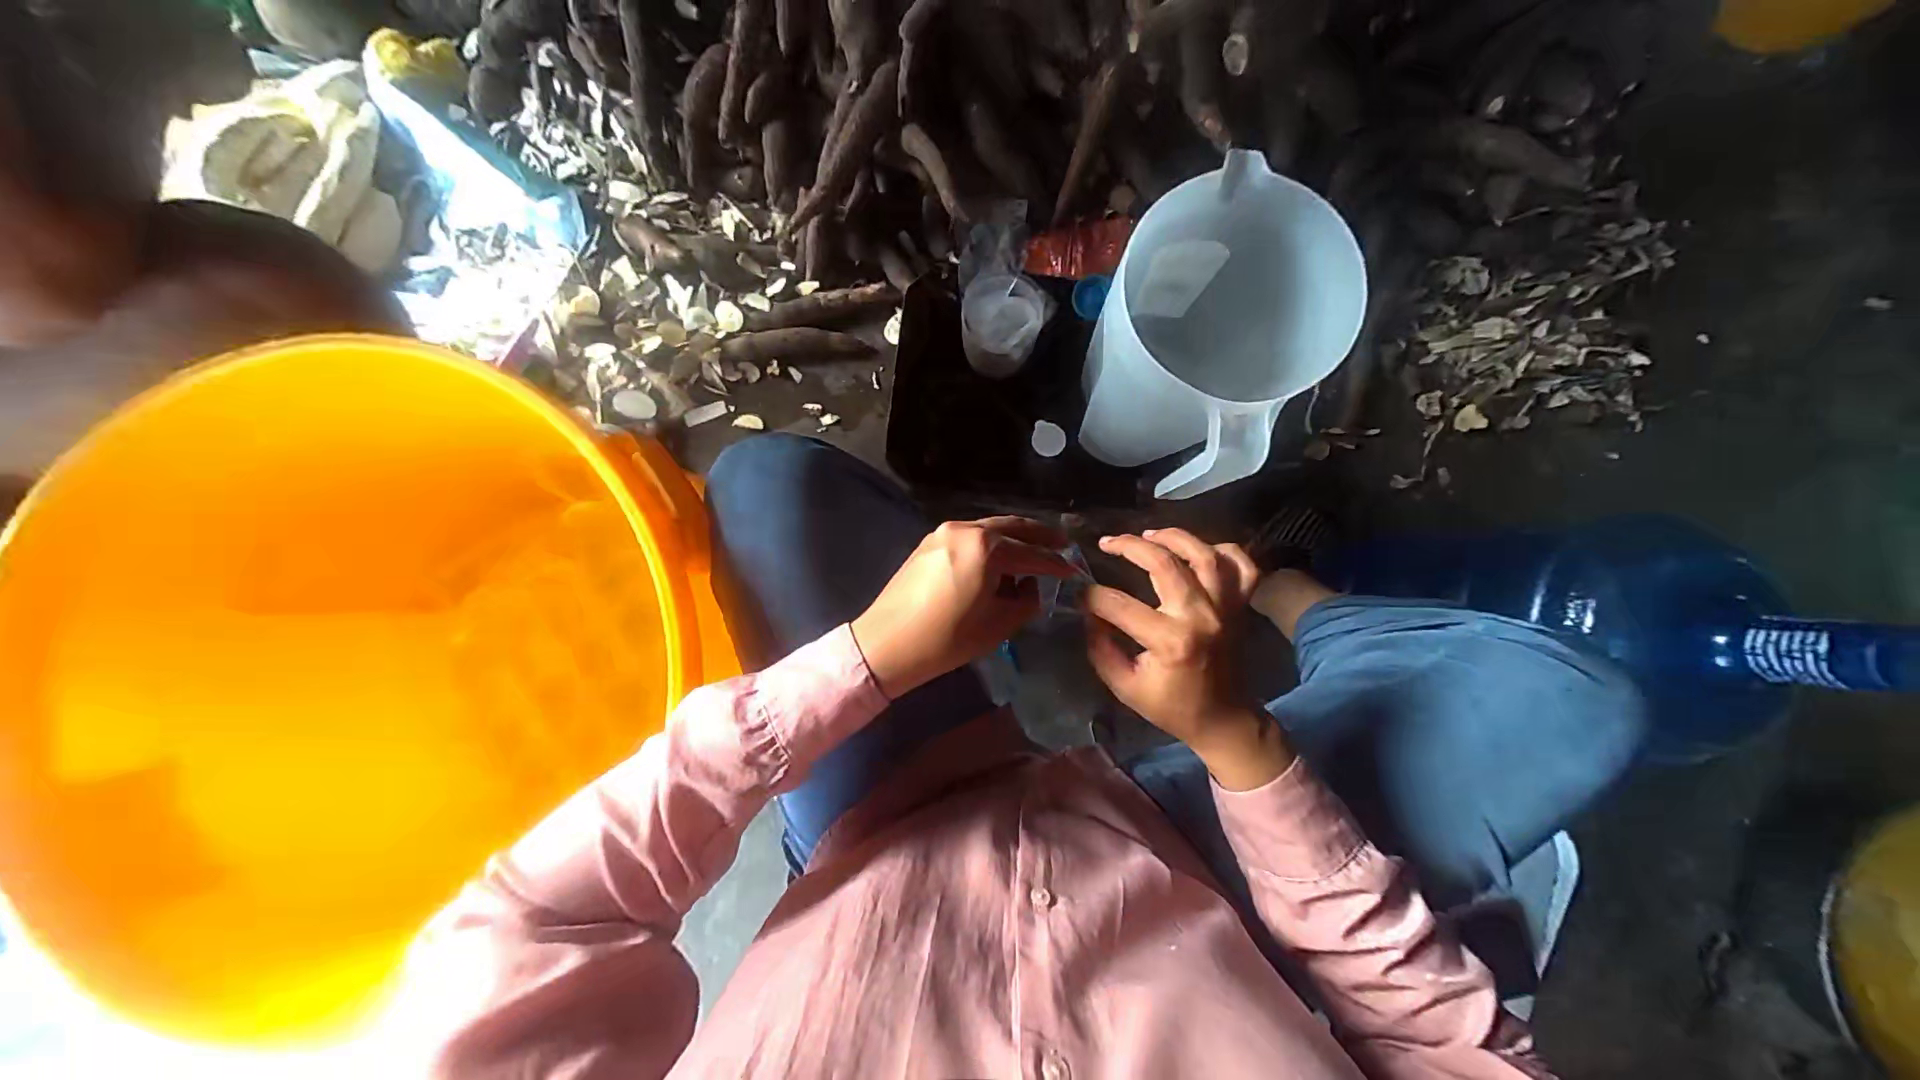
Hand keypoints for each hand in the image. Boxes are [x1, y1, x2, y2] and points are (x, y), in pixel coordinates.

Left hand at [851, 517, 1077, 698]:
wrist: (887, 643)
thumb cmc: (947, 639)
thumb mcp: (998, 625)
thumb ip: (1025, 601)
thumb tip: (1030, 586)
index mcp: (987, 548)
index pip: (1032, 554)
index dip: (1056, 564)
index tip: (1074, 569)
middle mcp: (966, 530)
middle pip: (1013, 527)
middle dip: (1040, 536)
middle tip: (1062, 544)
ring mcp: (944, 532)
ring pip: (990, 527)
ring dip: (1015, 536)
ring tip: (1035, 548)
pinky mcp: (930, 542)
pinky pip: (970, 535)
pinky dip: (991, 541)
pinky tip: (1000, 556)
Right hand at [1083, 529, 1294, 790]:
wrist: (1224, 719)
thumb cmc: (1171, 706)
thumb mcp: (1124, 686)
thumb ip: (1101, 648)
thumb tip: (1090, 614)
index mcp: (1170, 641)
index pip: (1119, 604)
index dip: (1092, 596)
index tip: (1080, 594)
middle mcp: (1200, 616)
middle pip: (1163, 563)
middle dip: (1128, 546)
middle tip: (1107, 542)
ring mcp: (1226, 608)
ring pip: (1204, 555)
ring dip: (1174, 537)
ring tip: (1148, 534)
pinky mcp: (1241, 606)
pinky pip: (1242, 566)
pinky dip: (1224, 551)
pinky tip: (1199, 550)